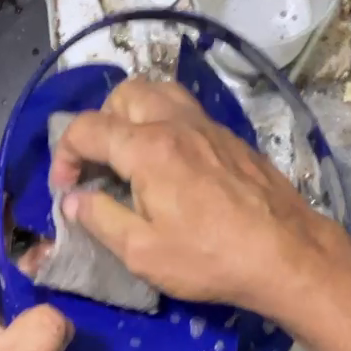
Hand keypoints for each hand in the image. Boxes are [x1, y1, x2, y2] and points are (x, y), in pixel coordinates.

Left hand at [0, 154, 74, 350]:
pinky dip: (59, 268)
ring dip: (43, 239)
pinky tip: (86, 251)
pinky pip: (42, 286)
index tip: (3, 162)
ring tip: (74, 205)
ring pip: (21, 262)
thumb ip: (37, 329)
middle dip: (17, 210)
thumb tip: (62, 307)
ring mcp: (2, 313)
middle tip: (50, 174)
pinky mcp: (28, 326)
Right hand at [51, 79, 350, 321]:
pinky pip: (186, 111)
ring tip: (131, 154)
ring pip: (159, 92)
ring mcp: (207, 127)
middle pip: (124, 94)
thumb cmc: (209, 258)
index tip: (66, 188)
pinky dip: (164, 123)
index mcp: (147, 148)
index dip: (64, 155)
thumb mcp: (142, 252)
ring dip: (134, 115)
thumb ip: (100, 219)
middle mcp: (176, 123)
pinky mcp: (230, 139)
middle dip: (99, 124)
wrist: (286, 255)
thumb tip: (73, 200)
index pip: (87, 128)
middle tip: (99, 165)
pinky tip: (170, 164)